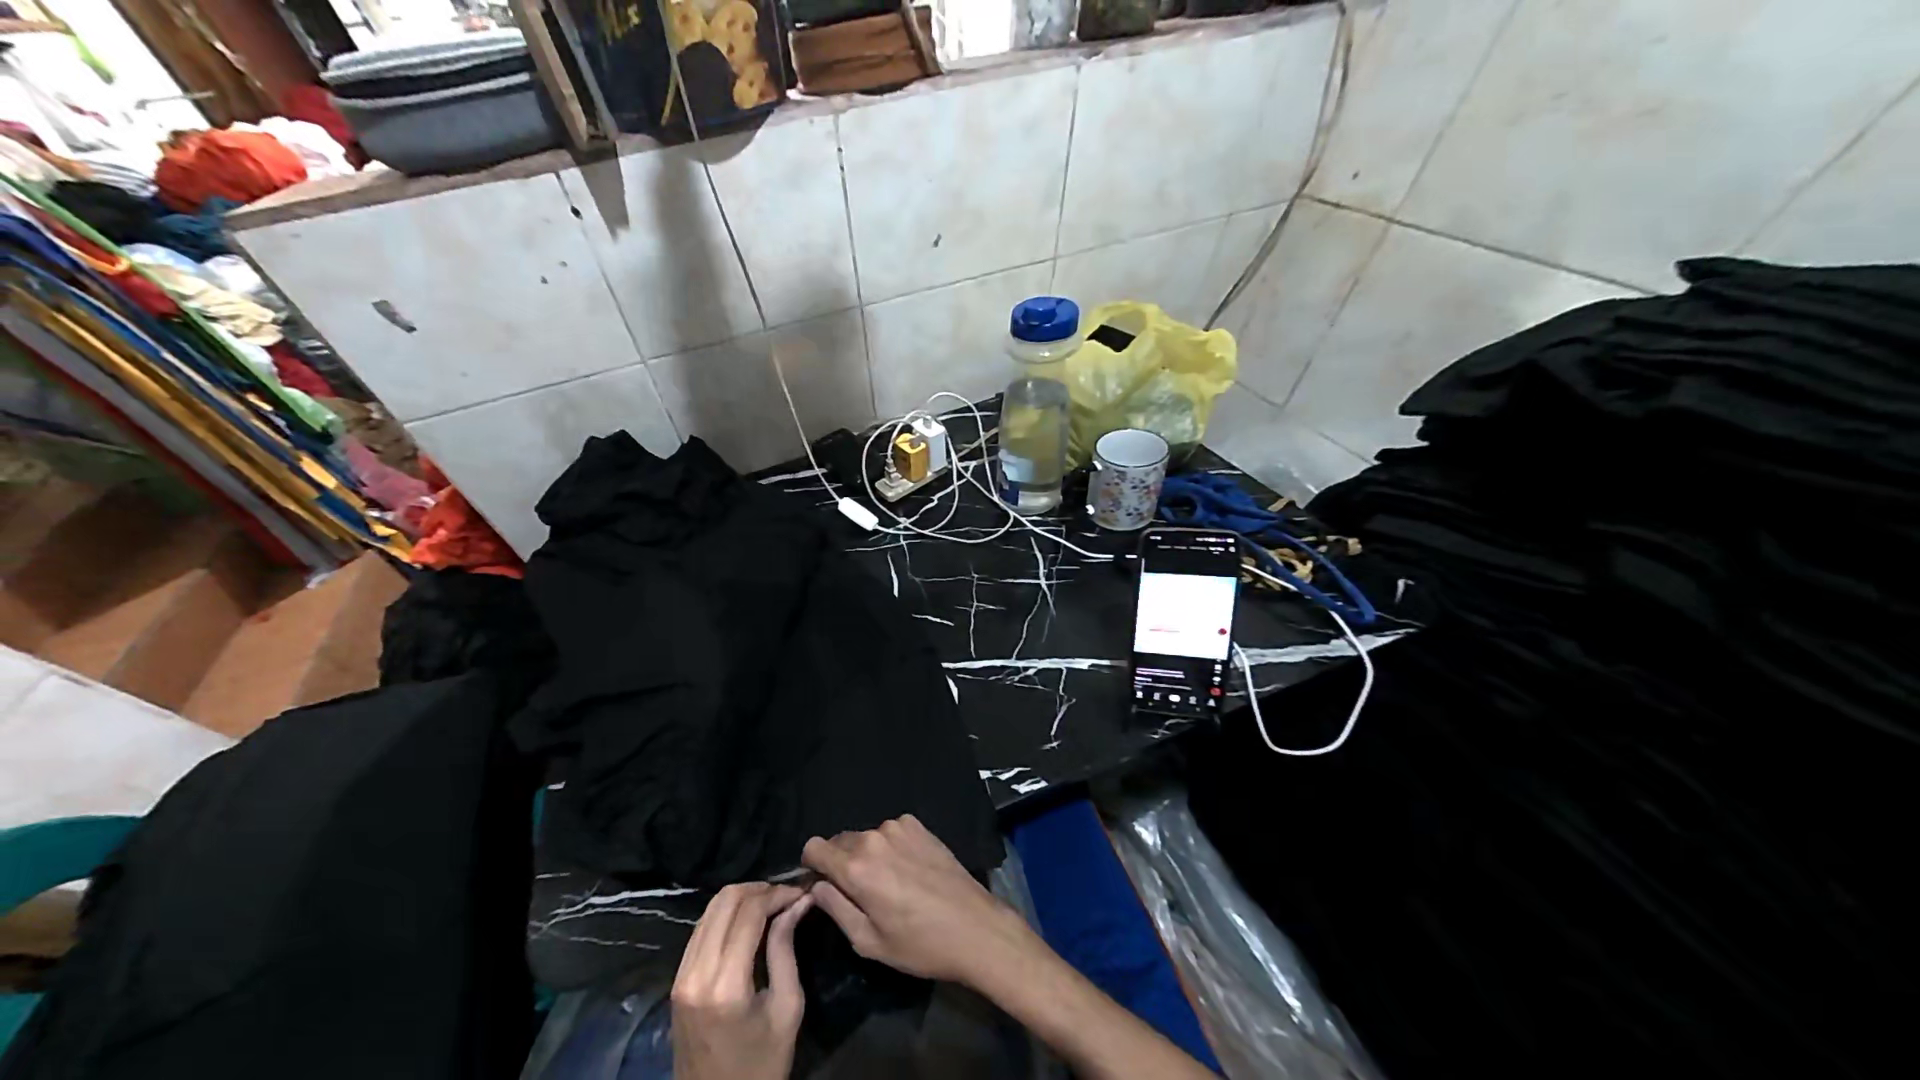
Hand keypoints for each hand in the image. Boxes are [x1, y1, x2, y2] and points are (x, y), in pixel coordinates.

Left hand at [671, 882, 812, 1079]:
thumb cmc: (761, 1065)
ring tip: (771, 905)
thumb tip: (798, 902)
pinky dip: (726, 916)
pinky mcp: (676, 981)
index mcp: (726, 984)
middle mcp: (696, 973)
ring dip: (741, 899)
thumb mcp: (787, 1008)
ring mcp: (680, 977)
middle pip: (724, 901)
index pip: (749, 912)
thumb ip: (786, 949)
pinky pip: (701, 930)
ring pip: (709, 910)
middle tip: (786, 896)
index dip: (777, 893)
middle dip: (758, 889)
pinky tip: (748, 923)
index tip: (801, 892)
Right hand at [802, 814, 1036, 988]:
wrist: (976, 928)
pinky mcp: (920, 825)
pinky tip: (909, 870)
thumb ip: (835, 908)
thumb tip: (816, 886)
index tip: (823, 886)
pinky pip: (890, 832)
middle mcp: (874, 838)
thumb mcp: (868, 941)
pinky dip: (891, 847)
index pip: (813, 847)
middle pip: (839, 841)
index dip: (812, 867)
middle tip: (860, 893)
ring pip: (866, 837)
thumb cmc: (920, 944)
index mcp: (856, 867)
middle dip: (840, 863)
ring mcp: (899, 827)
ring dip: (868, 855)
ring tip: (890, 884)